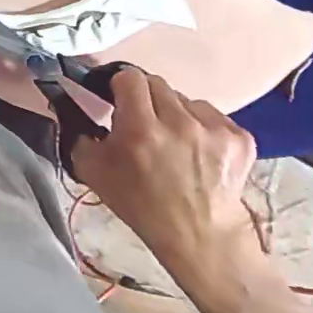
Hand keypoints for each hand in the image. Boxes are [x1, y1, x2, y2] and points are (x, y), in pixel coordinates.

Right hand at [70, 68, 270, 302]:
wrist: (199, 235)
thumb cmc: (140, 204)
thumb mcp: (93, 172)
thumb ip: (79, 134)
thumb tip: (73, 104)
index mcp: (140, 129)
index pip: (129, 77)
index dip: (120, 86)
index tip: (118, 100)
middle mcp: (179, 122)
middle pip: (156, 84)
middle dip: (145, 99)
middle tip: (142, 122)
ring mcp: (214, 129)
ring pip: (184, 99)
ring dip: (174, 113)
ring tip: (173, 141)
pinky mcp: (239, 137)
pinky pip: (211, 114)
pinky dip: (201, 126)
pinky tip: (197, 150)